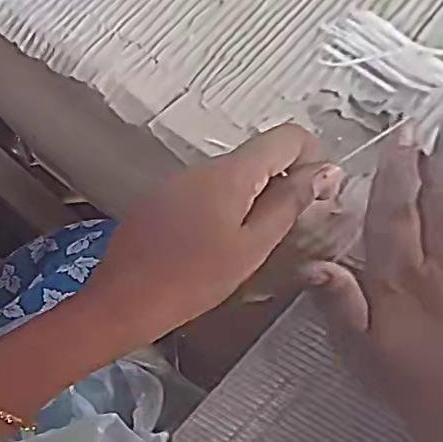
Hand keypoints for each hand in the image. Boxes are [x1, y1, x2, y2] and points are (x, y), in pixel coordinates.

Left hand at [74, 124, 340, 344]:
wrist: (120, 304)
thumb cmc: (188, 282)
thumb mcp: (252, 246)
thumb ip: (289, 203)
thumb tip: (322, 172)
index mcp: (225, 174)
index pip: (286, 137)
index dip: (312, 159)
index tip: (315, 195)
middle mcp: (193, 172)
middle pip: (252, 158)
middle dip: (277, 183)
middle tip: (283, 227)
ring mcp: (167, 188)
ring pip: (222, 180)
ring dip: (244, 200)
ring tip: (242, 244)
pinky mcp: (149, 207)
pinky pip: (193, 197)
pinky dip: (212, 212)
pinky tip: (207, 247)